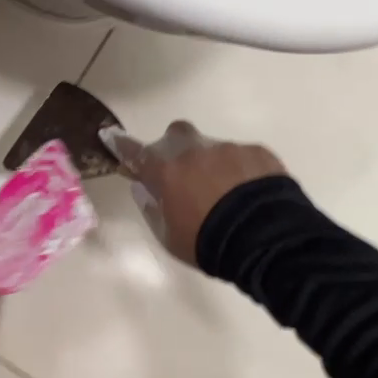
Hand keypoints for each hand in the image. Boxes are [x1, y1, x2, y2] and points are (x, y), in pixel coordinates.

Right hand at [104, 122, 287, 265]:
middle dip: (176, 147)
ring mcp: (228, 149)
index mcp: (167, 172)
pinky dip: (243, 171)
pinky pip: (244, 157)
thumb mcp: (169, 237)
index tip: (110, 135)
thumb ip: (152, 209)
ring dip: (214, 165)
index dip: (121, 144)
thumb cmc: (209, 243)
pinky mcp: (257, 152)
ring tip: (230, 196)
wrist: (267, 240)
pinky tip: (253, 194)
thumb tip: (143, 189)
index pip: (135, 153)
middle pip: (176, 134)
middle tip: (185, 173)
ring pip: (213, 149)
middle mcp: (193, 152)